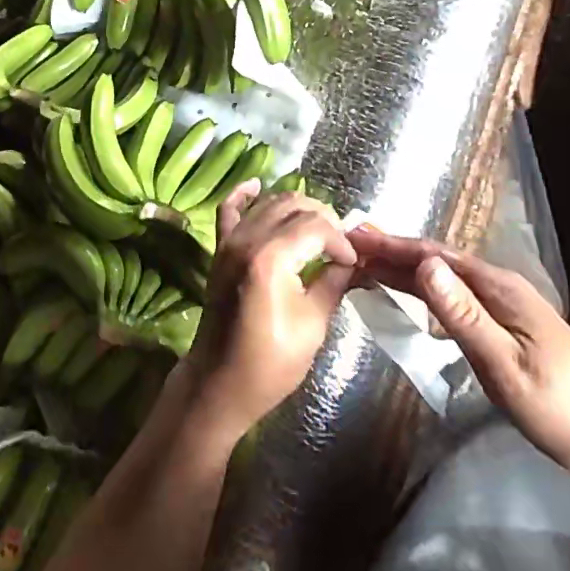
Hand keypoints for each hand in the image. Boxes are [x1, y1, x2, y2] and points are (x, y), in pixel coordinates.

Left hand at [181, 183, 356, 438]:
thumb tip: (353, 261)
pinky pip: (229, 209)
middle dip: (324, 220)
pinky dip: (244, 194)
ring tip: (318, 232)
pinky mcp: (220, 250)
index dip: (341, 240)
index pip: (317, 226)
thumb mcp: (312, 325)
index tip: (352, 262)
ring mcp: (230, 242)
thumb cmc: (268, 364)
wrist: (217, 385)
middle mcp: (248, 239)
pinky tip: (258, 185)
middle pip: (296, 206)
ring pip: (270, 202)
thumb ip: (333, 282)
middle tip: (340, 247)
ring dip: (297, 208)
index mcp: (271, 259)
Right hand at [346, 228, 569, 495]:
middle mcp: (500, 287)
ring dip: (406, 270)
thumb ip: (463, 314)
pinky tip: (412, 297)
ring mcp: (506, 306)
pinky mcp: (508, 326)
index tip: (352, 235)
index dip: (391, 245)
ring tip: (367, 265)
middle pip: (437, 261)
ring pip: (446, 279)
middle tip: (348, 247)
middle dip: (392, 253)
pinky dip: (426, 293)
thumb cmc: (562, 407)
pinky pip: (456, 298)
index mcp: (498, 288)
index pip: (433, 255)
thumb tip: (424, 263)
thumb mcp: (505, 365)